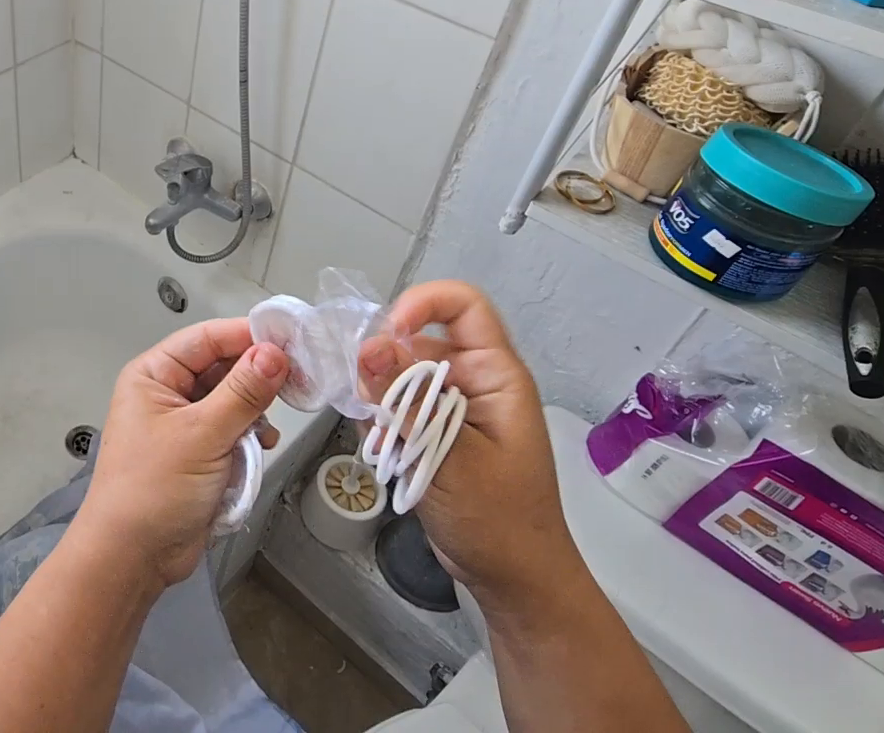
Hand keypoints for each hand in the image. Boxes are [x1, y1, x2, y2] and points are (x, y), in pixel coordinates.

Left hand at [72, 319, 288, 589]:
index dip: (247, 335)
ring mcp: (183, 423)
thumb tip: (274, 353)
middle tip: (297, 380)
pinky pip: (232, 429)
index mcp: (154, 374)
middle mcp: (166, 391)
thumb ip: (242, 392)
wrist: (132, 557)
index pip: (206, 339)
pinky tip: (263, 446)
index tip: (291, 339)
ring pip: (231, 398)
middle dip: (256, 376)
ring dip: (254, 410)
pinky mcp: (199, 452)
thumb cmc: (155, 488)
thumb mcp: (203, 434)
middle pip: (222, 367)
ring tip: (270, 425)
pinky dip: (250, 435)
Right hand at [356, 282, 583, 606]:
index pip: (463, 305)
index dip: (421, 304)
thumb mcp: (449, 456)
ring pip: (399, 373)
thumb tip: (370, 345)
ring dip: (380, 402)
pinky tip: (386, 454)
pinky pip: (396, 404)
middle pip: (418, 339)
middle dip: (385, 367)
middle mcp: (473, 380)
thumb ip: (408, 400)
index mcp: (495, 374)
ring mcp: (452, 405)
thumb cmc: (497, 520)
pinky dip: (381, 423)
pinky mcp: (434, 428)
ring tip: (384, 443)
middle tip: (371, 408)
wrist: (513, 580)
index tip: (385, 336)